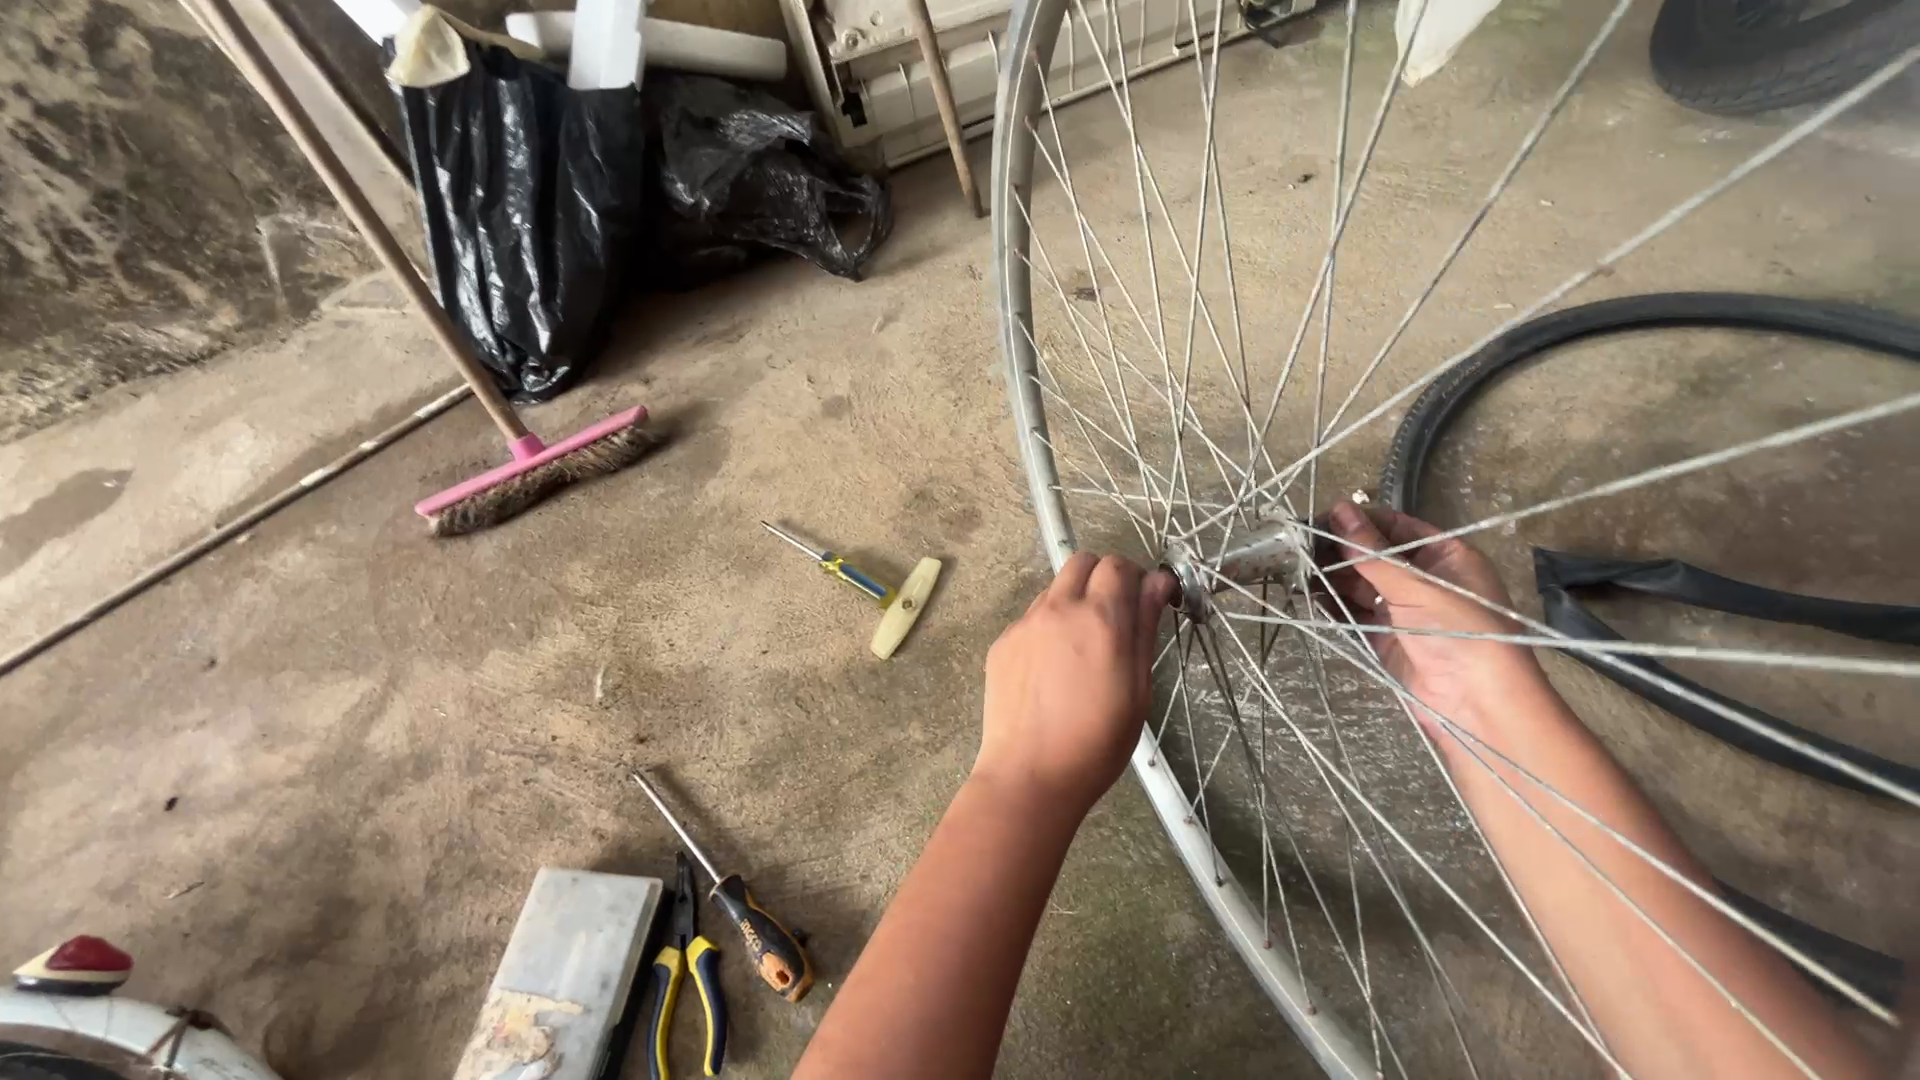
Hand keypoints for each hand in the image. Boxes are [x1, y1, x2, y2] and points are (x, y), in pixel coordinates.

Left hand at [975, 553, 1178, 815]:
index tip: (1143, 601)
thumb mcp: (1138, 688)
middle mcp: (1058, 609)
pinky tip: (1051, 671)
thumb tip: (1157, 583)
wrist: (1030, 775)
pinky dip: (1046, 628)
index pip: (1117, 565)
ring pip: (1053, 589)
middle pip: (1081, 561)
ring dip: (1072, 601)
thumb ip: (1144, 627)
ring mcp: (1024, 624)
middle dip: (1102, 577)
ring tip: (1080, 649)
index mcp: (1100, 618)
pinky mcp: (1002, 643)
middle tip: (1114, 615)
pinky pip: (1030, 620)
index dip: (1134, 577)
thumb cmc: (1097, 742)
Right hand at [1320, 501, 1548, 736]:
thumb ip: (1373, 552)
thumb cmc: (1460, 633)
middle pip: (1372, 556)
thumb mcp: (1417, 586)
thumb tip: (1339, 508)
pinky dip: (1331, 605)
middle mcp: (1422, 580)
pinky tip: (1308, 595)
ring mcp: (1401, 609)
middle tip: (1298, 544)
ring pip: (1359, 585)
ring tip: (1296, 568)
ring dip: (1330, 577)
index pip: (1395, 527)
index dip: (1359, 521)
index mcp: (1444, 557)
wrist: (1477, 704)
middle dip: (1338, 551)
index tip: (1319, 518)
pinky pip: (1352, 614)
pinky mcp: (1383, 637)